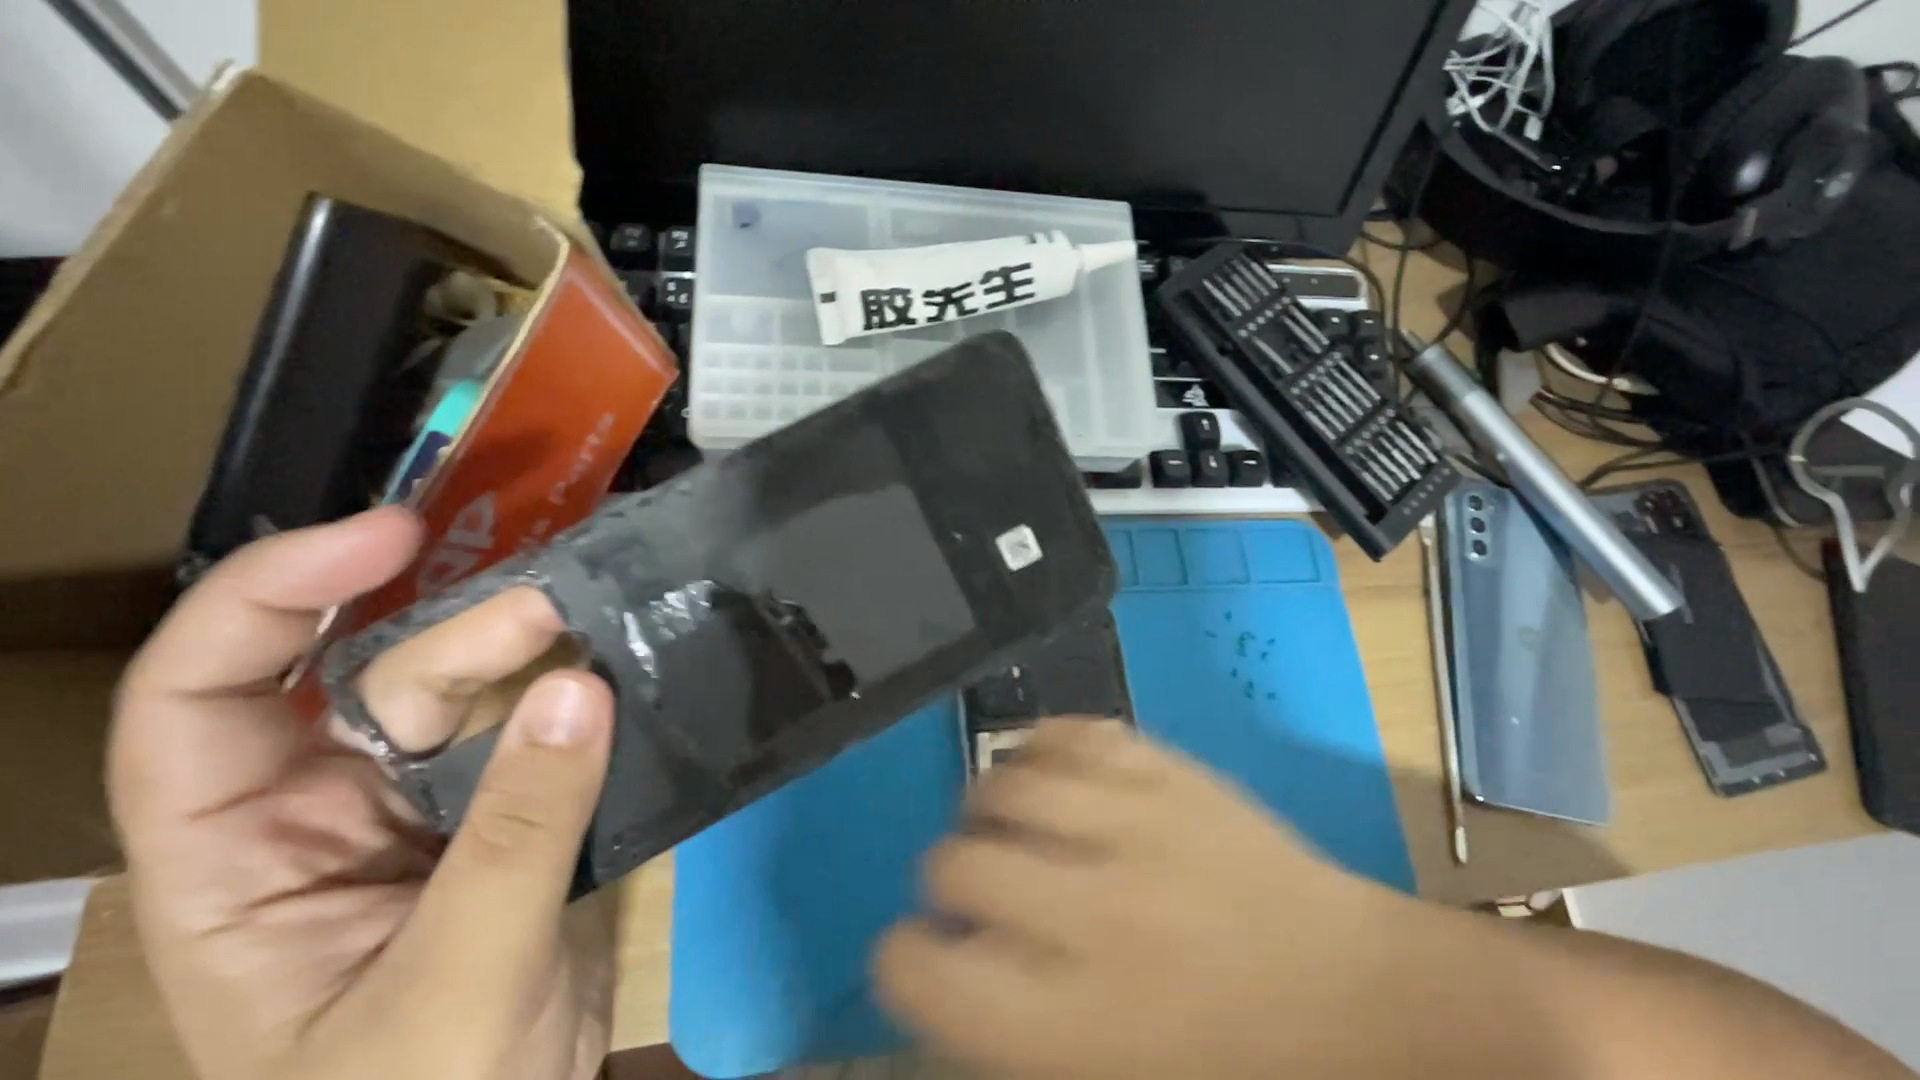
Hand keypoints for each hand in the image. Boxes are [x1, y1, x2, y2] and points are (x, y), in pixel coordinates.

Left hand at [110, 508, 615, 1079]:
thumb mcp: (455, 985)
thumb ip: (517, 838)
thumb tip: (581, 688)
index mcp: (238, 859)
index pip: (200, 698)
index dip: (268, 598)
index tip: (385, 538)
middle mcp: (321, 813)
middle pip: (366, 681)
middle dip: (453, 635)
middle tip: (555, 611)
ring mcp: (423, 813)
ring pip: (462, 698)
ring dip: (525, 659)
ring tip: (597, 635)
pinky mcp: (506, 819)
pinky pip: (533, 735)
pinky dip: (573, 703)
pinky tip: (618, 676)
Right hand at [874, 718, 1445, 1078]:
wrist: (1356, 994)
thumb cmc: (1228, 1057)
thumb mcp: (1103, 1072)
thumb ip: (1008, 1026)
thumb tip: (939, 968)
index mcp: (1074, 1022)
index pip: (922, 971)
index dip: (903, 958)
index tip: (923, 952)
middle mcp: (1097, 916)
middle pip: (953, 863)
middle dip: (947, 878)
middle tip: (979, 892)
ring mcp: (1139, 826)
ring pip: (1004, 784)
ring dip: (989, 807)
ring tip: (1010, 825)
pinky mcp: (1172, 771)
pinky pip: (1071, 731)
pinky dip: (1041, 747)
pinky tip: (1049, 775)